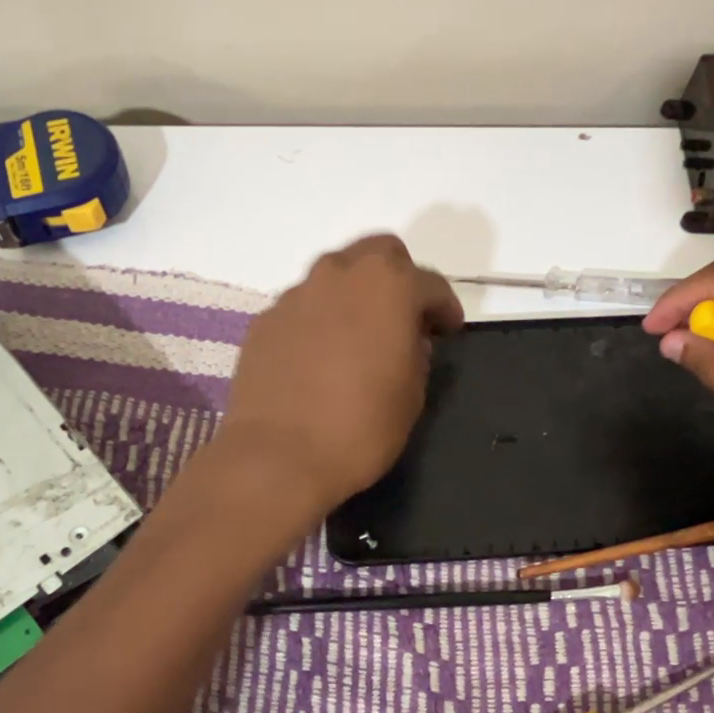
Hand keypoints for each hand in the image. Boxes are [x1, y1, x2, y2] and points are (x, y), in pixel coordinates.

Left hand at [217, 235, 462, 513]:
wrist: (278, 458)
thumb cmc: (360, 429)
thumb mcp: (411, 397)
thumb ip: (417, 356)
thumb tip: (407, 342)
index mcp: (388, 286)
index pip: (429, 283)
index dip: (444, 308)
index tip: (448, 331)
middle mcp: (339, 275)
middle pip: (377, 254)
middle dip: (398, 279)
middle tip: (404, 319)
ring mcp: (296, 294)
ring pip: (335, 276)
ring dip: (354, 296)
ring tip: (359, 339)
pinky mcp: (265, 321)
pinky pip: (303, 308)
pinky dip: (319, 322)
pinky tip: (320, 360)